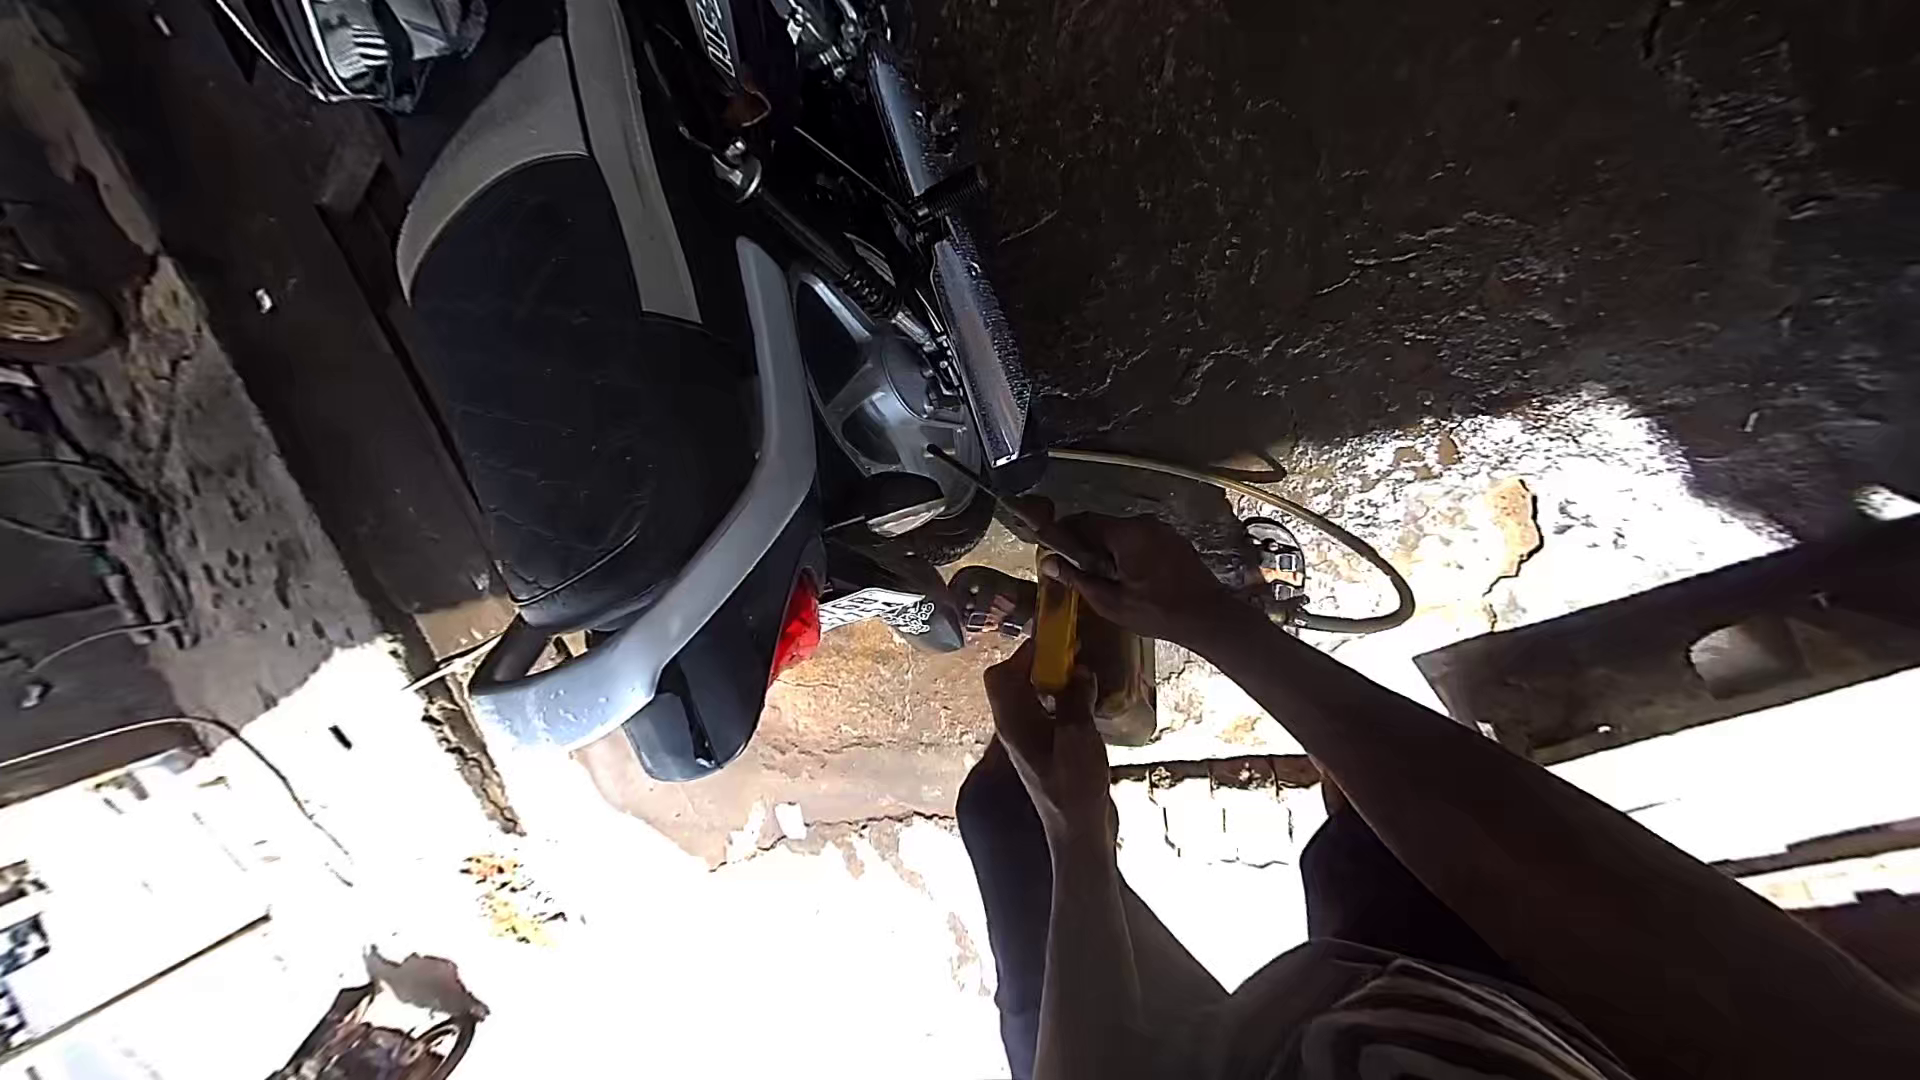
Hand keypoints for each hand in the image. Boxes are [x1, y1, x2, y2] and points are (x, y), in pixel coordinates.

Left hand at [982, 640, 1112, 851]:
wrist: (1078, 834)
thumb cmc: (1074, 791)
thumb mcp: (1078, 741)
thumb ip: (1076, 701)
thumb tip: (1079, 670)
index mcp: (1012, 723)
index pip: (1000, 676)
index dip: (1022, 655)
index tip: (1053, 642)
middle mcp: (1014, 726)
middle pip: (1011, 681)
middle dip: (1037, 661)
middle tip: (1070, 652)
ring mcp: (1028, 737)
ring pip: (1028, 694)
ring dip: (1049, 677)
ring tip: (1080, 669)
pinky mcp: (1044, 745)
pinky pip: (1044, 708)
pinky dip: (1059, 695)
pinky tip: (1086, 697)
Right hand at [1038, 512, 1241, 646]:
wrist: (1209, 617)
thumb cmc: (1157, 612)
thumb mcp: (1110, 601)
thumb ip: (1077, 578)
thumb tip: (1048, 562)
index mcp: (1127, 533)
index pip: (1083, 521)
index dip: (1063, 532)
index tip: (1051, 548)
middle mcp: (1144, 523)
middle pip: (1103, 525)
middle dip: (1084, 542)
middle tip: (1072, 566)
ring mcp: (1161, 530)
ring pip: (1121, 532)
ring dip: (1106, 548)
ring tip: (1098, 574)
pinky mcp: (1172, 540)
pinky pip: (1139, 538)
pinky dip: (1126, 551)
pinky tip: (1125, 575)